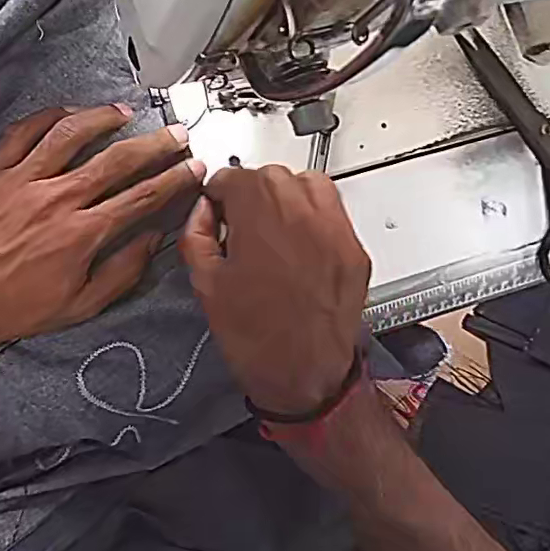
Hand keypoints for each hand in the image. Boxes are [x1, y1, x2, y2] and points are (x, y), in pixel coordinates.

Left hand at [0, 104, 203, 391]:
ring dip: (103, 118)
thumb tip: (152, 241)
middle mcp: (56, 200)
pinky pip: (23, 132)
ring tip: (125, 113)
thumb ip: (122, 272)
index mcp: (81, 234)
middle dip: (155, 144)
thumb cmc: (13, 308)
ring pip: (71, 134)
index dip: (175, 179)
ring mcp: (22, 181)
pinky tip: (67, 114)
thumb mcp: (79, 305)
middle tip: (175, 134)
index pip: (142, 197)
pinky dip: (48, 117)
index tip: (192, 167)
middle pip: (117, 159)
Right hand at [177, 165, 369, 417]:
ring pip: (307, 182)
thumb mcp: (205, 284)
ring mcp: (333, 230)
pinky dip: (312, 213)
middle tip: (238, 220)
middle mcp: (301, 215)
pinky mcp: (353, 249)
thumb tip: (201, 212)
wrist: (304, 376)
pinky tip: (297, 238)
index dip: (217, 191)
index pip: (234, 176)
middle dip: (249, 191)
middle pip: (270, 174)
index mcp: (260, 218)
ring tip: (270, 224)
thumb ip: (196, 235)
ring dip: (284, 195)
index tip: (214, 205)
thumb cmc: (257, 339)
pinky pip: (333, 210)